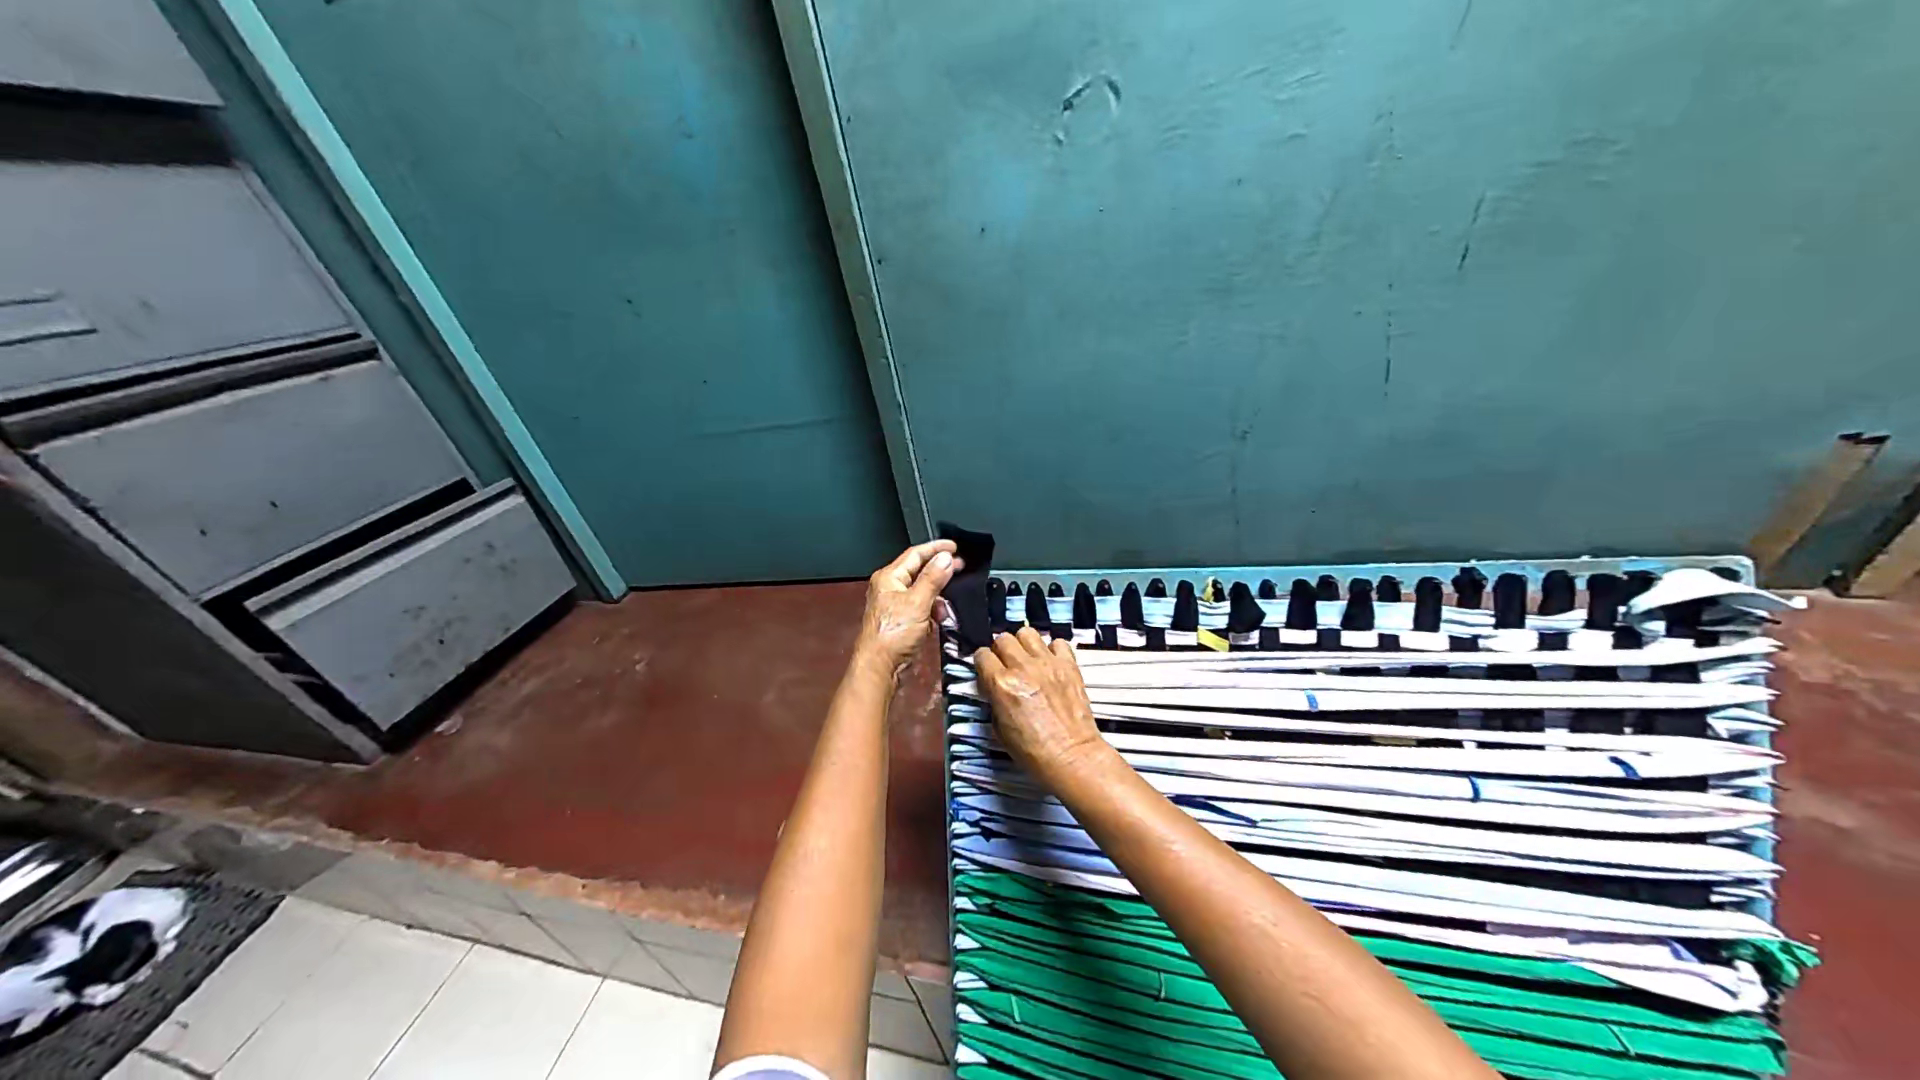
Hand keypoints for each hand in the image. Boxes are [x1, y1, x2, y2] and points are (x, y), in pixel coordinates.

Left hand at [853, 539, 961, 675]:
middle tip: (961, 566)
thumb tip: (946, 558)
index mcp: (889, 577)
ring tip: (952, 596)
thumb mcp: (917, 602)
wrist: (880, 667)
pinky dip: (933, 609)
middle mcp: (890, 587)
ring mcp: (895, 605)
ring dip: (938, 593)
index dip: (936, 548)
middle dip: (940, 569)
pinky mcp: (901, 621)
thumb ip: (933, 578)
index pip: (915, 554)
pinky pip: (921, 607)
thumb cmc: (893, 634)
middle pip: (919, 571)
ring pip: (922, 590)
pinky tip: (941, 616)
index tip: (955, 546)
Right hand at [973, 628, 1107, 778]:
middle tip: (1006, 664)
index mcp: (1001, 684)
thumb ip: (994, 700)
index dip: (982, 662)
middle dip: (1001, 650)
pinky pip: (1057, 642)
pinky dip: (1052, 649)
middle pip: (1003, 639)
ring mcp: (1048, 664)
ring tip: (1027, 658)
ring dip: (1024, 644)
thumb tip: (994, 688)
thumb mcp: (999, 729)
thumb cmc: (1035, 751)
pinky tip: (1050, 663)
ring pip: (1028, 633)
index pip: (982, 655)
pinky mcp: (1068, 666)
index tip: (986, 668)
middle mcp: (1023, 668)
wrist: (1071, 756)